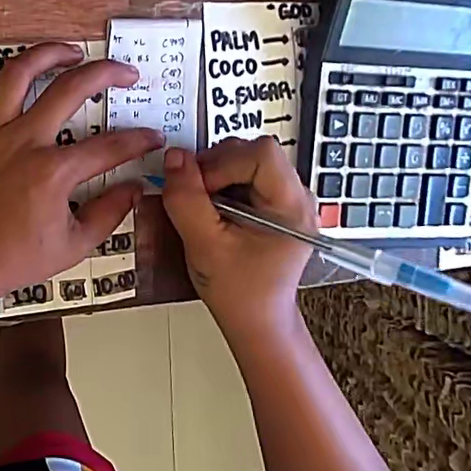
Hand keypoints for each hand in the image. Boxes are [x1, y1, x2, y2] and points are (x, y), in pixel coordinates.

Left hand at [0, 43, 161, 299]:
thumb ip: (109, 213)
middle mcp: (24, 140)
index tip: (151, 136)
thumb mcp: (72, 246)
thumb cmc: (11, 258)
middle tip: (126, 73)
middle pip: (72, 88)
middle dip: (108, 73)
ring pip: (18, 73)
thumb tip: (135, 188)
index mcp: (54, 171)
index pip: (111, 146)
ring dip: (48, 54)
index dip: (139, 140)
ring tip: (70, 51)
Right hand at [160, 137, 316, 340]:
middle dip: (215, 167)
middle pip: (251, 150)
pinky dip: (219, 184)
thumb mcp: (205, 246)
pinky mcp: (269, 201)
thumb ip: (187, 199)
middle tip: (198, 196)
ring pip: (243, 158)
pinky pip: (241, 173)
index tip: (202, 187)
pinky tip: (213, 211)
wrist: (256, 320)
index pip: (260, 154)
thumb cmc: (242, 294)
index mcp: (291, 206)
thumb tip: (175, 159)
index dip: (223, 163)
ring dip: (215, 175)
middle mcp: (294, 196)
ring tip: (206, 208)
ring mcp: (283, 197)